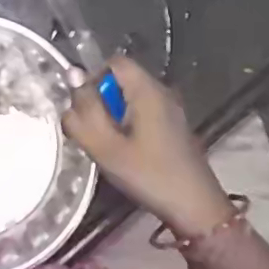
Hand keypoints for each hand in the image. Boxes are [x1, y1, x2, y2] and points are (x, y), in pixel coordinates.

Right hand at [62, 56, 232, 236]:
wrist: (195, 206)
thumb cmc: (149, 175)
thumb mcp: (106, 147)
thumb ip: (84, 112)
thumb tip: (72, 76)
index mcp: (147, 90)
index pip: (114, 61)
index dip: (92, 77)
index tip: (83, 108)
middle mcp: (162, 91)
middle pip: (122, 79)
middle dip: (101, 100)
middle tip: (92, 132)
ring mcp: (171, 109)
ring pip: (131, 98)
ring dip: (113, 115)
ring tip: (106, 145)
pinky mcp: (174, 126)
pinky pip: (143, 112)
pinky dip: (128, 125)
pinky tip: (125, 153)